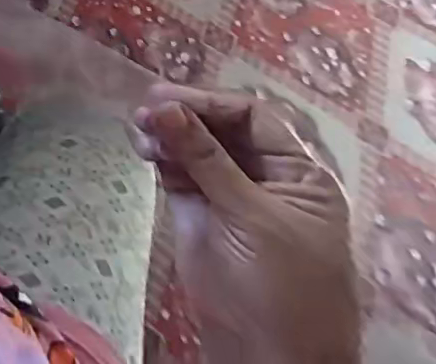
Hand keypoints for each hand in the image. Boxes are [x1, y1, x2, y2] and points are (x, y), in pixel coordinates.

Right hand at [134, 83, 360, 363]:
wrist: (265, 358)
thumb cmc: (281, 288)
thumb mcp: (250, 217)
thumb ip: (205, 158)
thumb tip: (161, 105)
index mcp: (296, 174)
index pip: (251, 116)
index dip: (210, 102)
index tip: (166, 99)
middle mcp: (261, 173)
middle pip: (216, 124)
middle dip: (180, 114)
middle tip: (143, 112)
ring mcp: (225, 188)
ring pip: (190, 141)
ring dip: (163, 131)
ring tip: (139, 132)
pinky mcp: (195, 204)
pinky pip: (174, 164)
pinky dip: (157, 151)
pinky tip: (143, 149)